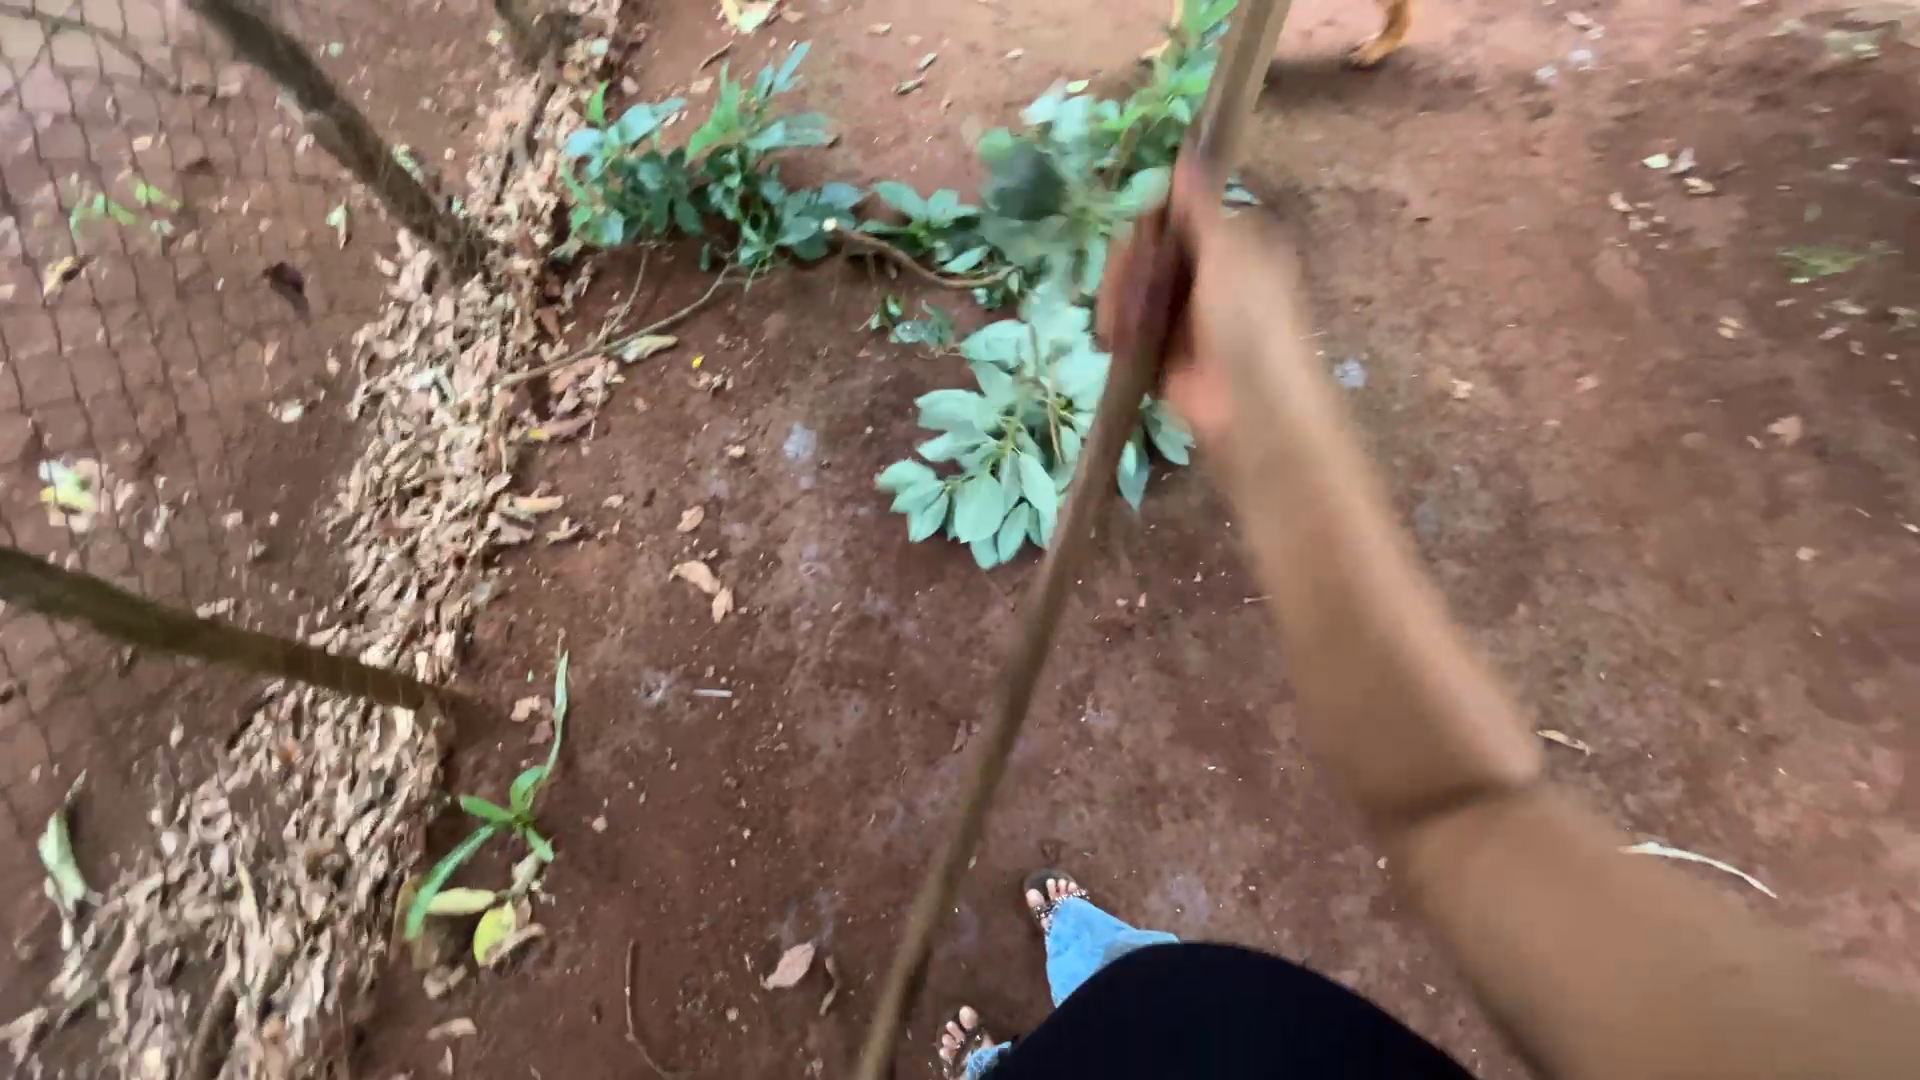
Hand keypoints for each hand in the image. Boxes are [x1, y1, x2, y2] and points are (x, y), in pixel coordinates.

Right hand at [1096, 162, 1312, 448]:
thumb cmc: (1246, 319)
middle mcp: (1203, 277)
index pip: (1174, 219)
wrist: (1245, 401)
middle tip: (1129, 283)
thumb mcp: (1227, 250)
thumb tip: (1187, 151)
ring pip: (1130, 291)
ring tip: (1122, 323)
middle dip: (1129, 268)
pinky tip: (1116, 339)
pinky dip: (1117, 331)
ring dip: (1120, 301)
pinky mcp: (1158, 351)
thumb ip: (1199, 206)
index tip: (1140, 235)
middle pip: (1145, 255)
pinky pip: (1126, 328)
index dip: (1150, 224)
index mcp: (1227, 246)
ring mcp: (1178, 316)